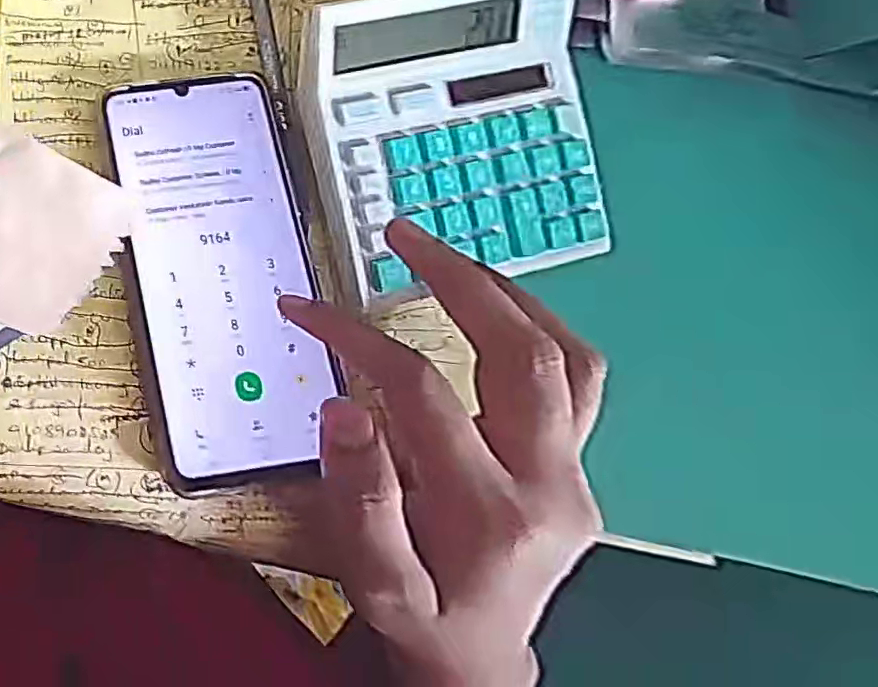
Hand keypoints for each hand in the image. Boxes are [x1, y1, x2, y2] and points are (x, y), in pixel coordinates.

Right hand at [280, 219, 604, 686]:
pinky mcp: (574, 463)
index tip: (303, 307)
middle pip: (520, 355)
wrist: (481, 659)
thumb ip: (358, 497)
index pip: (418, 390)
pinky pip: (573, 375)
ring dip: (503, 290)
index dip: (354, 336)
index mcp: (489, 509)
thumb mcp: (375, 577)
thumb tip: (343, 408)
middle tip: (400, 234)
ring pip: (567, 358)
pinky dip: (531, 321)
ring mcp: (573, 471)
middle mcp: (548, 482)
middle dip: (455, 279)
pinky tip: (487, 299)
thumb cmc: (420, 616)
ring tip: (443, 252)